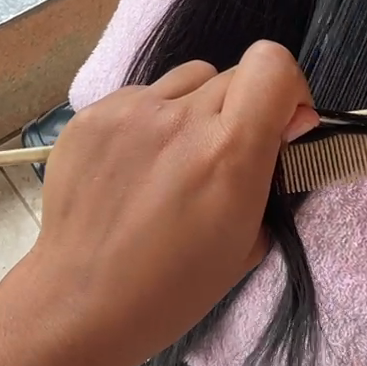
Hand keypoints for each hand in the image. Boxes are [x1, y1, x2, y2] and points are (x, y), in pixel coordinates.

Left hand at [20, 41, 317, 365]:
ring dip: (196, 108)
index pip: (273, 65)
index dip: (287, 90)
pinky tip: (133, 166)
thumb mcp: (247, 243)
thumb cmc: (172, 288)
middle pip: (233, 74)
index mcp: (227, 152)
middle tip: (222, 156)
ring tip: (174, 158)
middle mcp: (179, 118)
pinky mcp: (91, 114)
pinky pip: (141, 96)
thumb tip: (277, 132)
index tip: (281, 124)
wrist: (79, 300)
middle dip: (242, 109)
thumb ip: (269, 175)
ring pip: (187, 79)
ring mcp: (129, 110)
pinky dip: (150, 120)